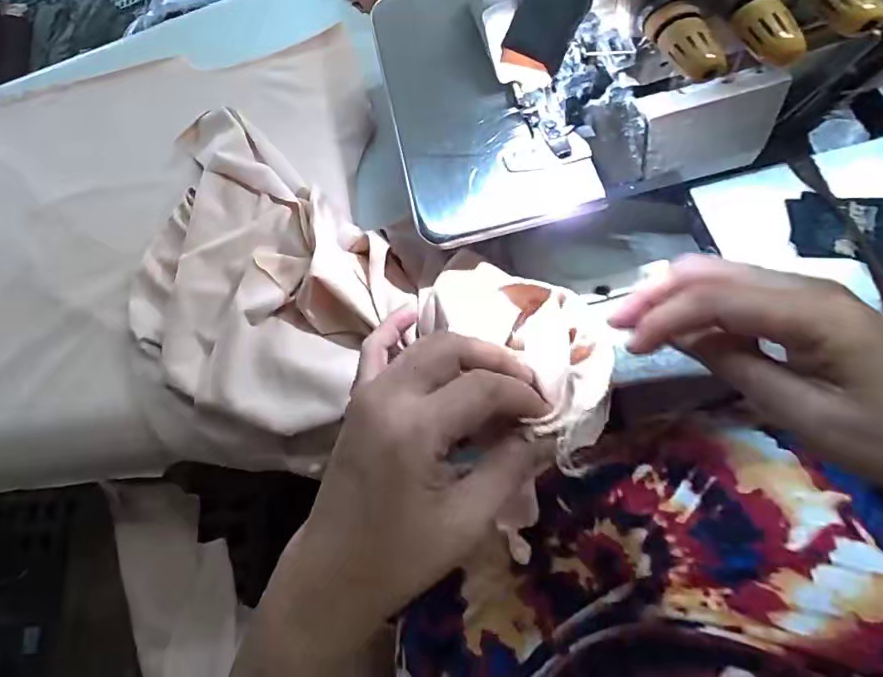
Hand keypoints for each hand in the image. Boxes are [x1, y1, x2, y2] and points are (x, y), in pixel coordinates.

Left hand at [239, 314, 552, 674]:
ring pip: (422, 346)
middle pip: (451, 350)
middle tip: (529, 387)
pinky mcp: (357, 397)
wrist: (334, 568)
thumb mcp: (466, 520)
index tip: (548, 413)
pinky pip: (376, 349)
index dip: (522, 395)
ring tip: (499, 375)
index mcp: (415, 426)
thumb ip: (508, 468)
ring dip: (464, 351)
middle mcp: (388, 393)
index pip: (482, 387)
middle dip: (496, 361)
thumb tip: (543, 434)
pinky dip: (396, 329)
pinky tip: (413, 314)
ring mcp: (367, 390)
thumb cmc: (402, 554)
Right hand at [610, 255, 882, 497]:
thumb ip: (736, 365)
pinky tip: (683, 324)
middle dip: (658, 293)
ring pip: (722, 275)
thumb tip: (676, 335)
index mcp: (812, 310)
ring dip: (675, 295)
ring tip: (638, 320)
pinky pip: (741, 292)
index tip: (628, 343)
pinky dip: (703, 305)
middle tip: (618, 320)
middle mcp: (806, 286)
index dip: (664, 315)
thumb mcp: (806, 413)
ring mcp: (808, 292)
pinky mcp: (808, 307)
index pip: (716, 297)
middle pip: (712, 271)